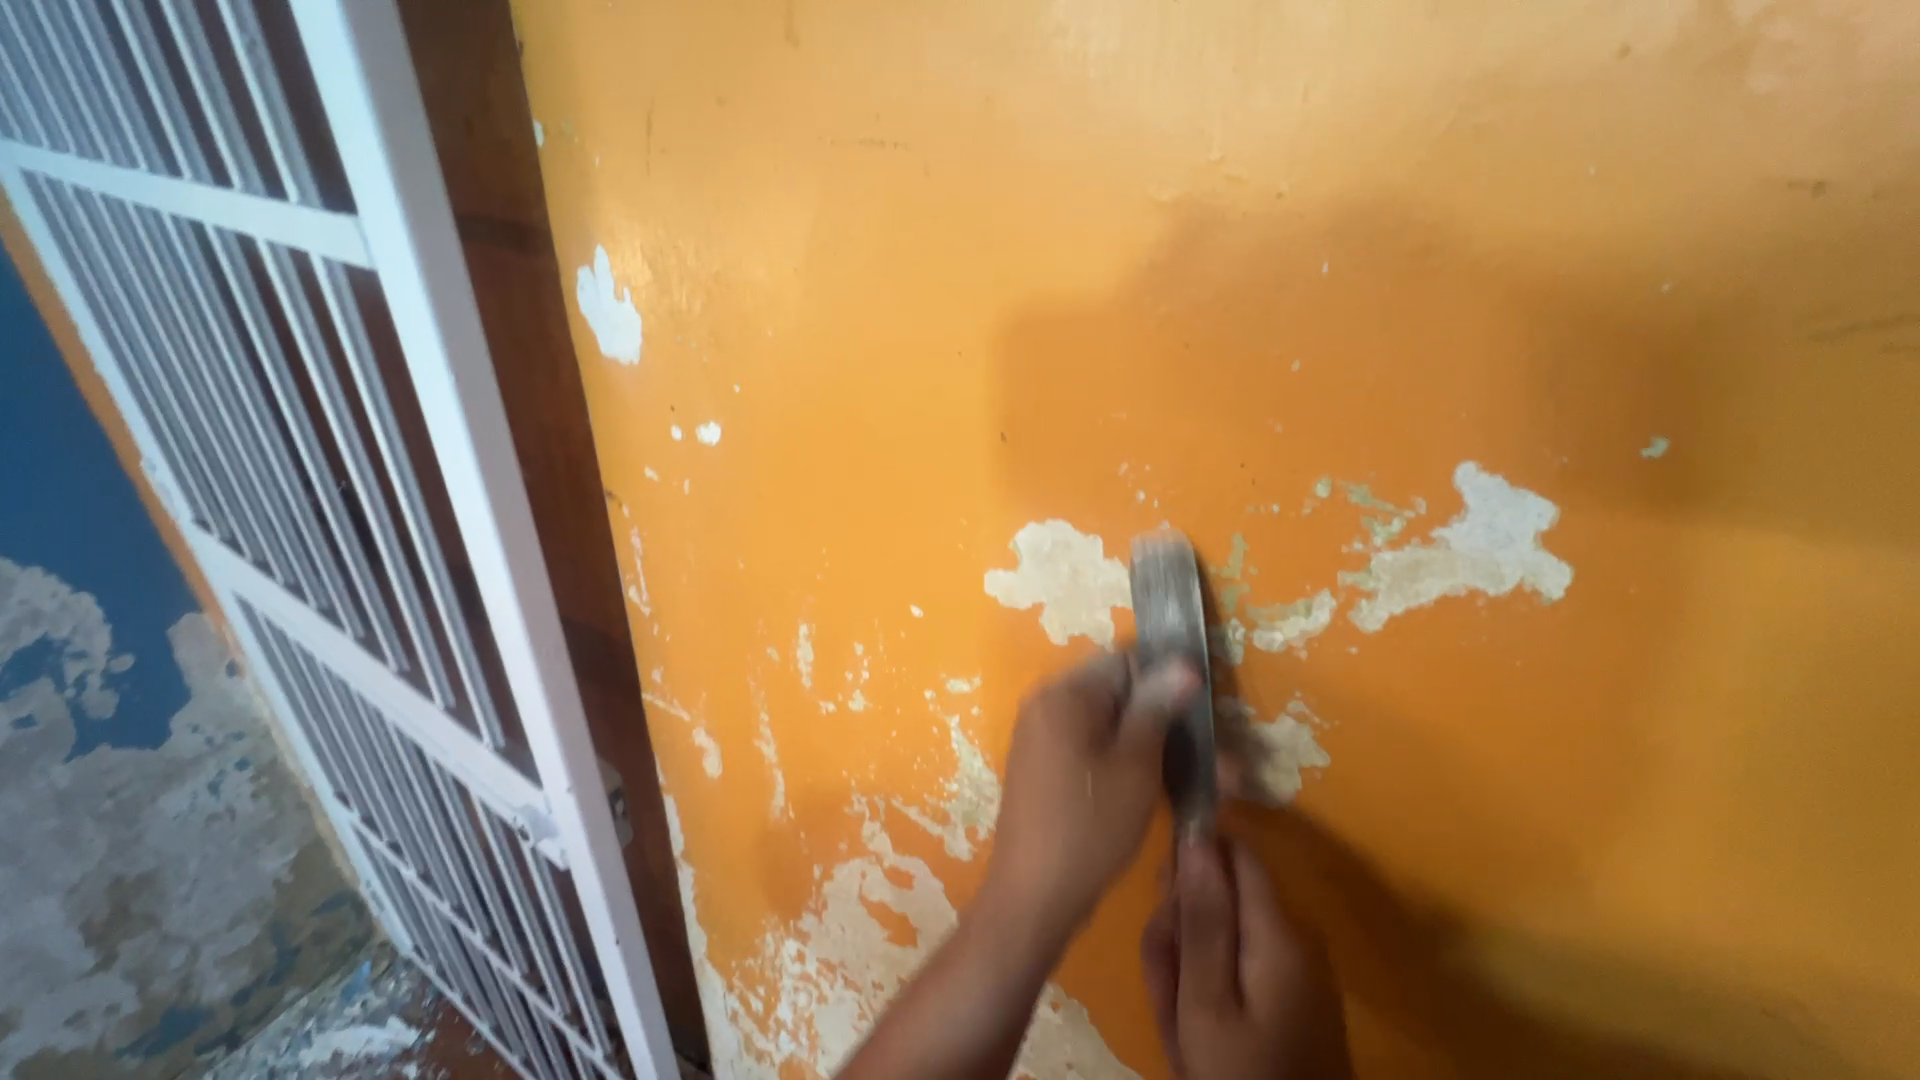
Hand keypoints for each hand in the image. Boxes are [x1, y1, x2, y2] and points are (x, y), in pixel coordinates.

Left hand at [980, 652, 1200, 949]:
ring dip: (1160, 754)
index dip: (1170, 686)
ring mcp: (1045, 740)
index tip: (1204, 722)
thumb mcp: (1136, 764)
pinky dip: (1130, 768)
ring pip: (1115, 731)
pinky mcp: (1049, 771)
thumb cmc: (1089, 826)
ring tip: (1210, 789)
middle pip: (1123, 699)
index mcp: (1064, 693)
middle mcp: (1048, 706)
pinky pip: (1096, 753)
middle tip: (1225, 771)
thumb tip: (1182, 663)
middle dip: (1174, 729)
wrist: (1033, 896)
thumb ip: (1157, 708)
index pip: (1126, 663)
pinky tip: (1168, 796)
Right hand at [1141, 836, 1350, 1079]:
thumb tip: (1197, 836)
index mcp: (1277, 930)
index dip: (1189, 862)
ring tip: (1177, 1019)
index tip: (1161, 902)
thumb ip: (1201, 917)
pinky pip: (1239, 968)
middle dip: (1182, 927)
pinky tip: (1195, 1028)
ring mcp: (1296, 970)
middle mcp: (1295, 937)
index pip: (1231, 851)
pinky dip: (1210, 988)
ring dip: (1189, 965)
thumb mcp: (1205, 1001)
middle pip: (1223, 897)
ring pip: (1223, 936)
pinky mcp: (1292, 996)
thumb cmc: (1242, 1076)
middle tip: (1165, 979)